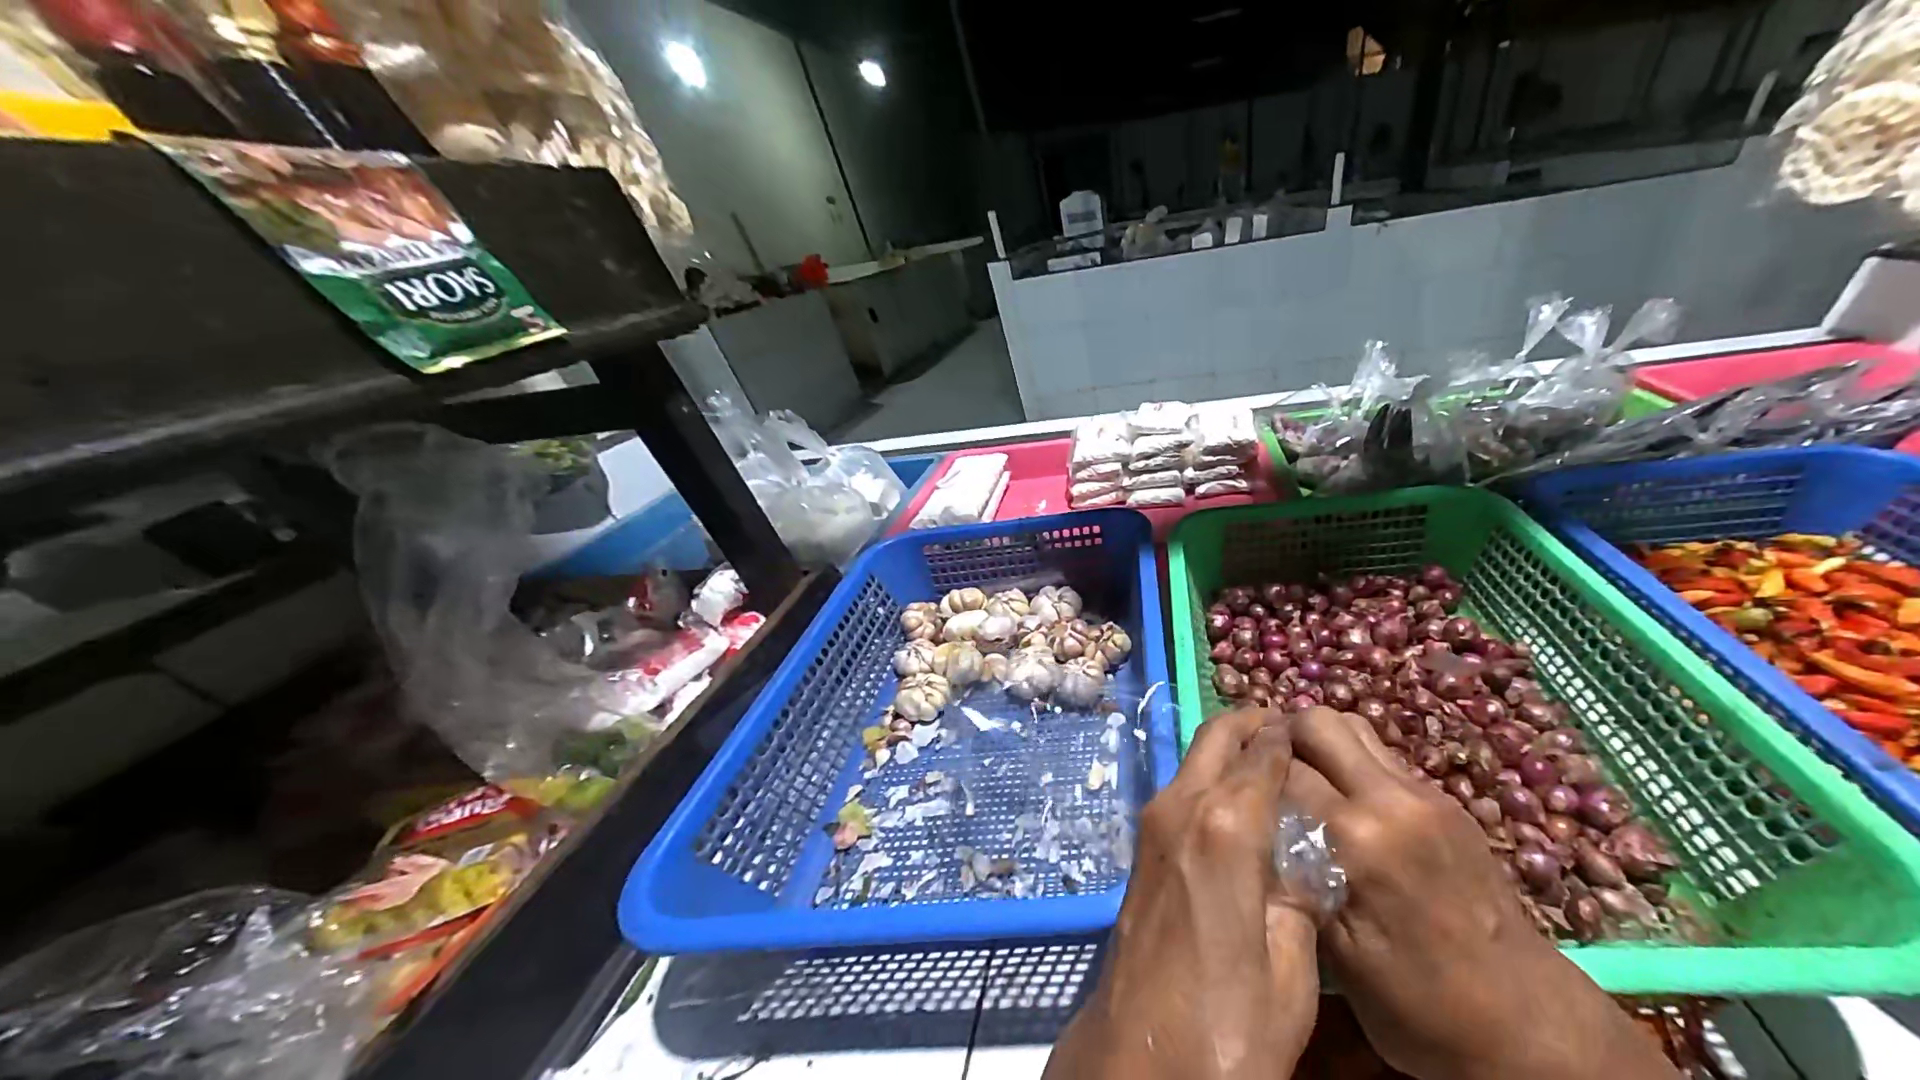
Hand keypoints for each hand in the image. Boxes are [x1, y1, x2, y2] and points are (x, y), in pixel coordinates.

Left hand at [1045, 707, 1317, 1079]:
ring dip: (1229, 749)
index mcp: (1225, 827)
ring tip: (1273, 761)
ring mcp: (1153, 822)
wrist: (1139, 1047)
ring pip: (1195, 759)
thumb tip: (1301, 852)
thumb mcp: (1291, 967)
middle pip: (1216, 737)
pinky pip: (1183, 789)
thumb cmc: (1228, 1019)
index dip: (1290, 737)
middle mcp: (1182, 807)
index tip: (1316, 730)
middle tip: (1292, 732)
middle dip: (1253, 725)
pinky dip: (1211, 777)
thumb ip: (1299, 895)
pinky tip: (1242, 803)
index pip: (1262, 754)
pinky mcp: (1143, 844)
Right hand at [1283, 708, 1677, 1079]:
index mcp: (1359, 837)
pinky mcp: (1446, 801)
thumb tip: (1257, 825)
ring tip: (1297, 775)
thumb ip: (1293, 871)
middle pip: (1317, 722)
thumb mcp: (1335, 948)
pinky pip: (1380, 753)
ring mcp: (1426, 795)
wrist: (1527, 1027)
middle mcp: (1392, 800)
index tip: (1231, 785)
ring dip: (1317, 741)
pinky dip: (1347, 759)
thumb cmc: (1416, 1001)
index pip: (1281, 768)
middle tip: (1261, 769)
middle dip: (1280, 738)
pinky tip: (1339, 798)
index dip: (1249, 772)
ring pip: (1352, 725)